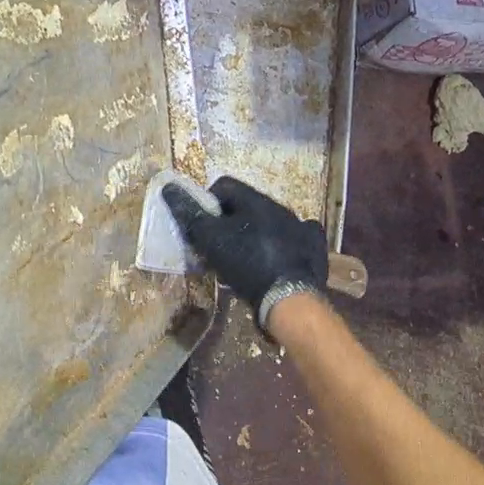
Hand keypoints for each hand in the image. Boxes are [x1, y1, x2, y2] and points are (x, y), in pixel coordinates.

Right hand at [162, 175, 328, 327]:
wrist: (289, 298)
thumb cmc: (245, 264)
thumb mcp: (210, 239)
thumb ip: (190, 213)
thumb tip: (169, 188)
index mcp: (254, 200)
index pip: (224, 185)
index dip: (207, 201)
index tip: (201, 225)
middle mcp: (280, 207)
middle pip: (247, 204)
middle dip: (230, 220)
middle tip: (219, 244)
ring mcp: (300, 227)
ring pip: (270, 221)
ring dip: (255, 232)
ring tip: (244, 257)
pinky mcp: (314, 248)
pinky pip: (297, 237)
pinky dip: (285, 243)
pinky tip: (279, 257)